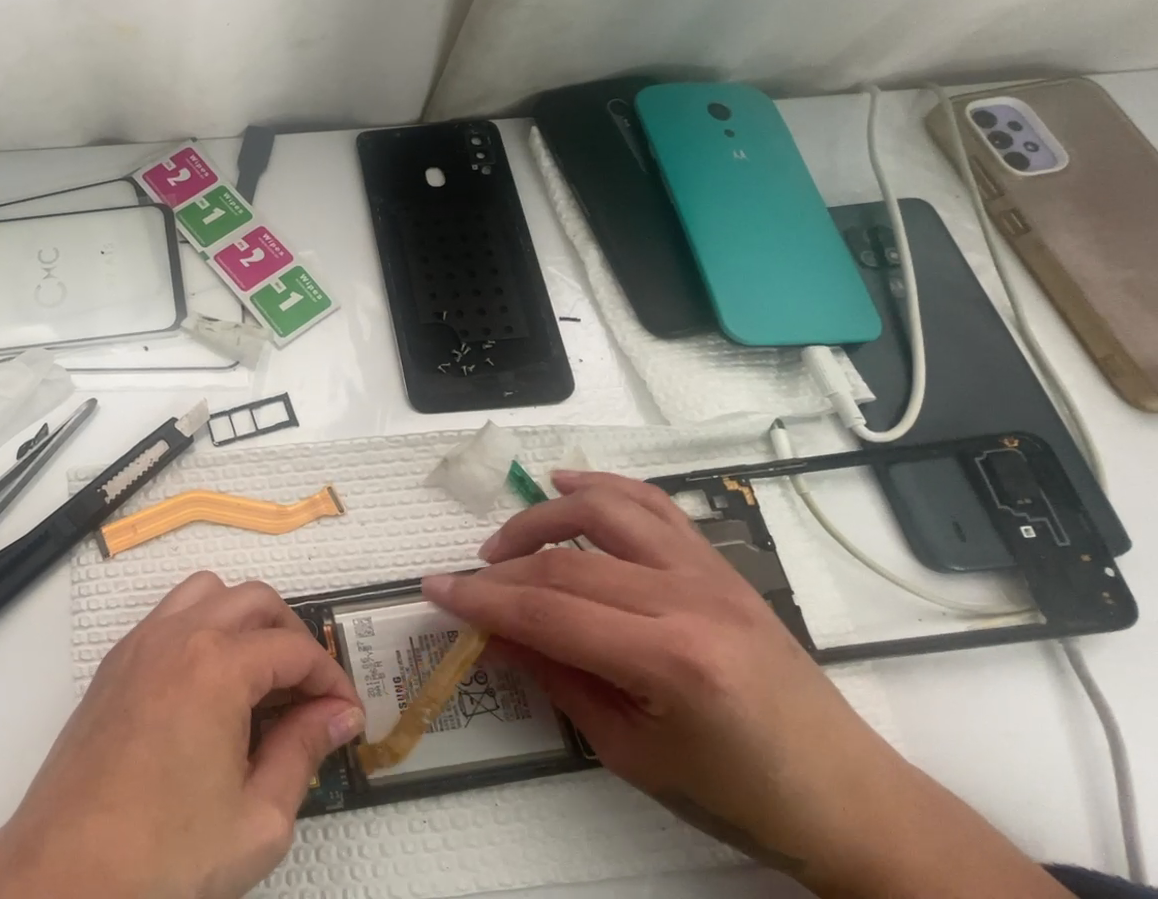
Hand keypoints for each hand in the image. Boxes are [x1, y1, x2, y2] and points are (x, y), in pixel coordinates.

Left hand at [0, 571, 361, 898]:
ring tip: (260, 681)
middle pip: (254, 600)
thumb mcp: (258, 818)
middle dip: (293, 639)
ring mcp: (138, 645)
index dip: (332, 680)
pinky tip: (211, 689)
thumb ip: (303, 752)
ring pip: (207, 593)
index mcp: (217, 666)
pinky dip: (202, 629)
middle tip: (308, 695)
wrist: (65, 874)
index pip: (295, 649)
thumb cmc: (164, 856)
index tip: (346, 716)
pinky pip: (169, 617)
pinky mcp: (113, 665)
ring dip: (244, 621)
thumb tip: (337, 715)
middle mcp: (176, 637)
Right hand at [425, 471, 1065, 898]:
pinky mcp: (722, 565)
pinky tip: (566, 484)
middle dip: (499, 571)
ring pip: (606, 511)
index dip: (481, 601)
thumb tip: (490, 636)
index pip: (548, 612)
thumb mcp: (627, 752)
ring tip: (504, 543)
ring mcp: (711, 573)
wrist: (848, 797)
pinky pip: (654, 506)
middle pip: (566, 562)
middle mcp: (690, 601)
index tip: (433, 592)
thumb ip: (555, 679)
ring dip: (542, 516)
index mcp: (670, 662)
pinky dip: (604, 487)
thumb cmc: (736, 794)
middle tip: (461, 587)